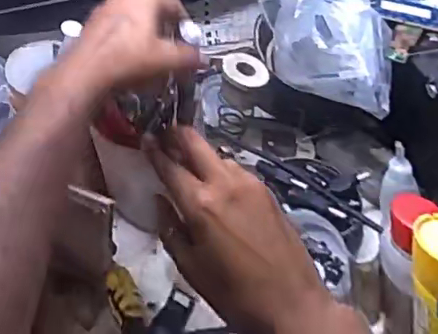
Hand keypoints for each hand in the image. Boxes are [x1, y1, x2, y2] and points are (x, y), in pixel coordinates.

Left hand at [50, 0, 202, 105]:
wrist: (86, 71)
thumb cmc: (127, 59)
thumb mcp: (164, 60)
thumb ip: (187, 57)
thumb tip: (201, 58)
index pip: (171, 1)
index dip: (182, 13)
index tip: (185, 26)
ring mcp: (106, 6)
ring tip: (145, 10)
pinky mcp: (93, 20)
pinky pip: (111, 8)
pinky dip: (121, 12)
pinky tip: (124, 29)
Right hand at [148, 126, 358, 333]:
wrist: (292, 302)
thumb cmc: (235, 294)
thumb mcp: (192, 270)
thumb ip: (170, 229)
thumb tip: (159, 200)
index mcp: (201, 204)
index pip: (170, 166)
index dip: (154, 149)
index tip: (145, 136)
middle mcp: (223, 182)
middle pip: (195, 141)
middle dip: (177, 134)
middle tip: (165, 136)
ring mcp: (247, 180)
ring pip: (216, 153)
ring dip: (201, 154)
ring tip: (192, 167)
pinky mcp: (265, 186)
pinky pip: (235, 168)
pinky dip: (221, 170)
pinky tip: (221, 187)